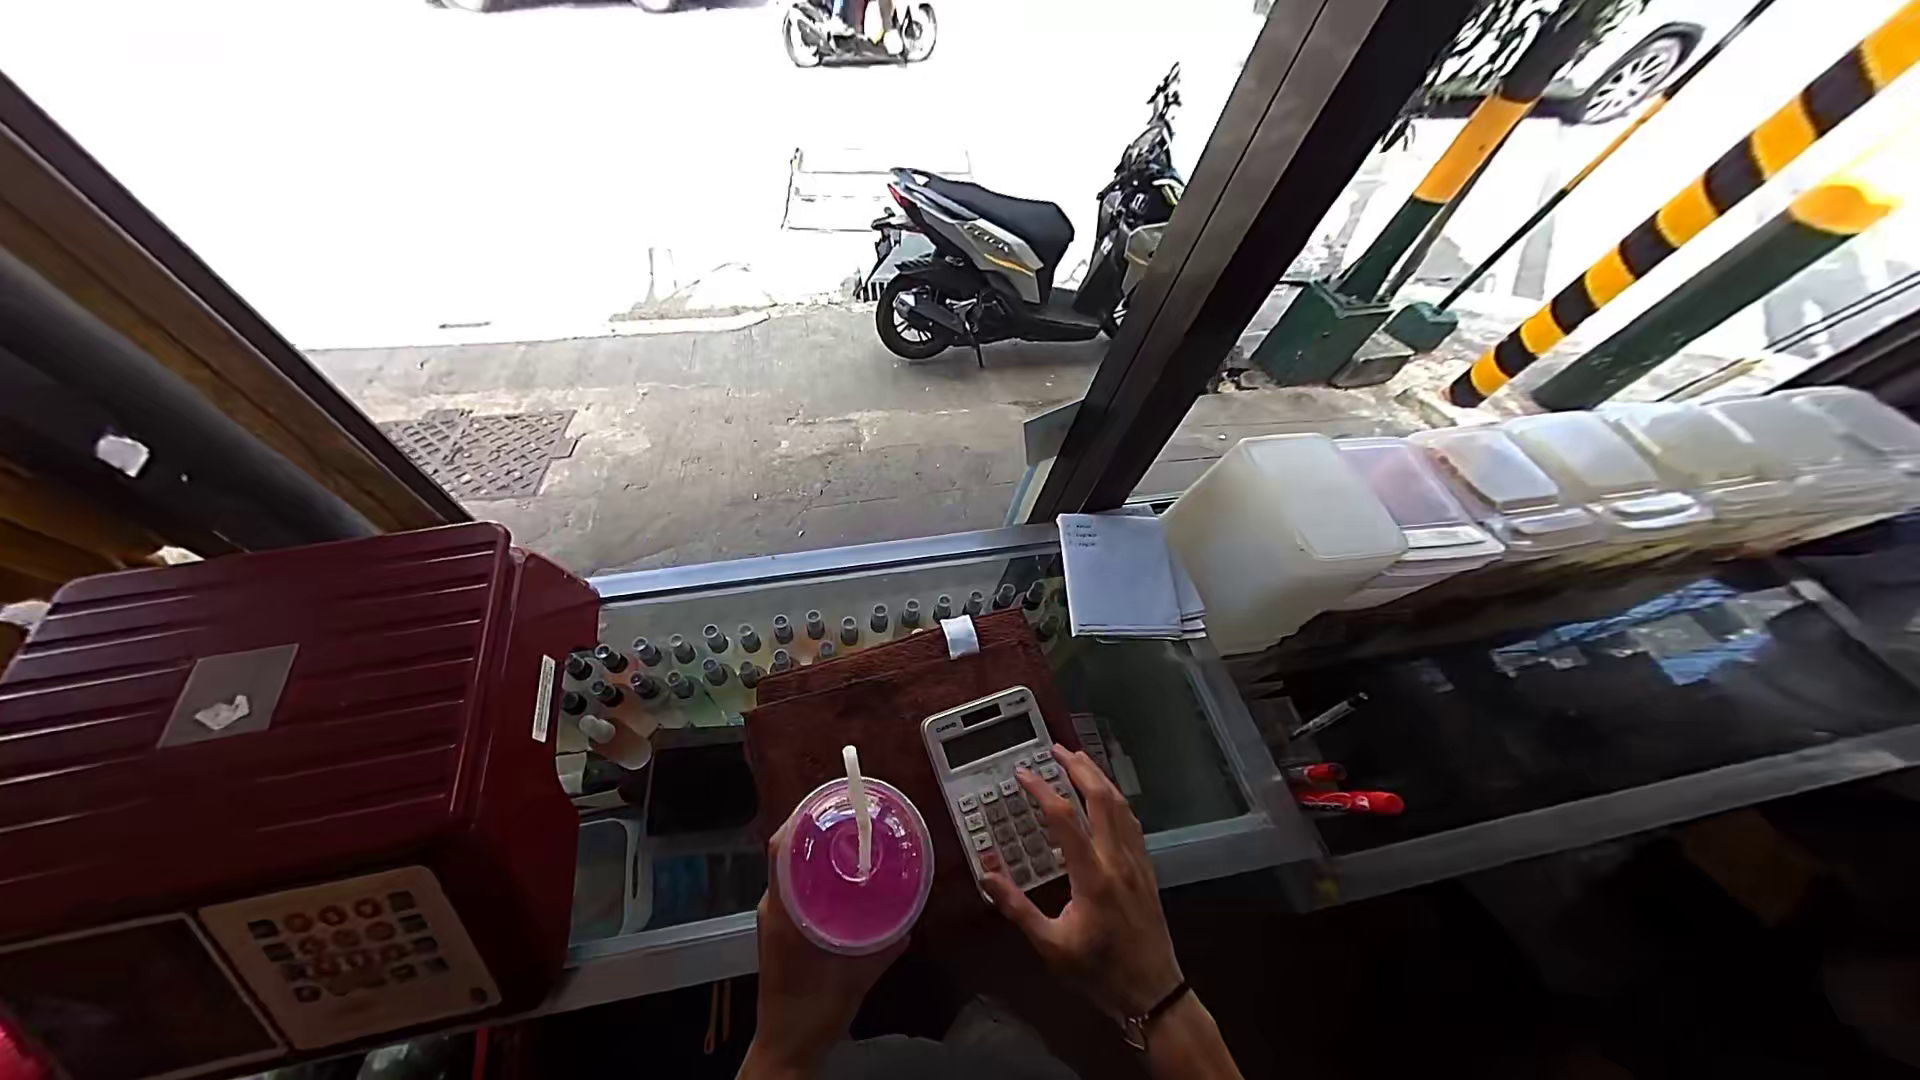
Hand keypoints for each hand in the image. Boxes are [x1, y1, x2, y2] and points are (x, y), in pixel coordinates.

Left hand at [741, 822, 906, 1077]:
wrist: (787, 1048)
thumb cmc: (813, 1010)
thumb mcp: (856, 977)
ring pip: (789, 867)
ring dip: (812, 849)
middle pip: (785, 851)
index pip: (779, 849)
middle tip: (845, 814)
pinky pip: (793, 886)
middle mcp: (774, 907)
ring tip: (845, 836)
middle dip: (812, 827)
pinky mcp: (779, 927)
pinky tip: (839, 876)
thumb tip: (909, 922)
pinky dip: (812, 872)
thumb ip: (885, 948)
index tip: (825, 802)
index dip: (798, 819)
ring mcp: (774, 917)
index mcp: (783, 911)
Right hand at [982, 745, 1183, 1020]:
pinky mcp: (1146, 866)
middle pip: (1100, 797)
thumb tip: (987, 875)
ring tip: (1078, 759)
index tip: (1023, 774)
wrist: (1154, 995)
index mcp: (1092, 876)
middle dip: (1078, 767)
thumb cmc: (1099, 972)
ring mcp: (1136, 860)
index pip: (1064, 818)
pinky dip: (1115, 797)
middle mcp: (1116, 859)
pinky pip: (1131, 820)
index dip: (1042, 790)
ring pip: (1120, 804)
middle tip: (1056, 750)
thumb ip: (1017, 908)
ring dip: (1098, 776)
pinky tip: (1106, 794)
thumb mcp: (1051, 947)